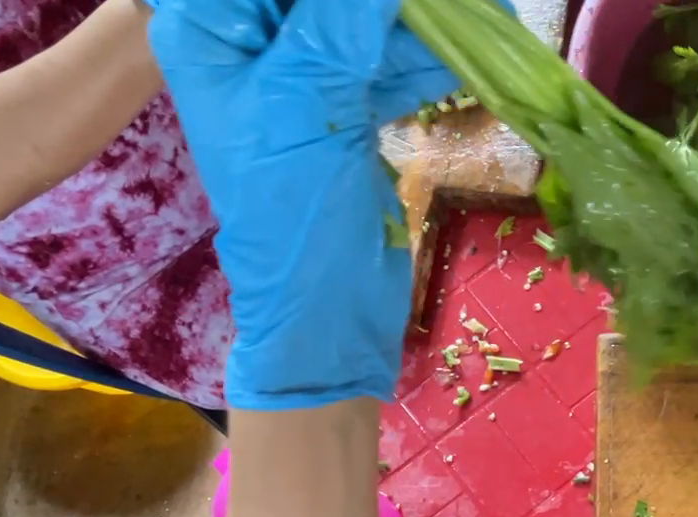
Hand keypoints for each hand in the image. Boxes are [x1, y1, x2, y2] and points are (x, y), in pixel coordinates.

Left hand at [149, 0, 455, 408]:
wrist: (328, 306)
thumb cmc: (294, 211)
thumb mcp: (305, 100)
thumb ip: (344, 17)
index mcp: (213, 30)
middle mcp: (257, 45)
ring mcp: (306, 80)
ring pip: (365, 21)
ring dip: (421, 15)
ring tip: (484, 11)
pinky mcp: (350, 114)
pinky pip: (390, 65)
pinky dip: (429, 56)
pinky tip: (471, 49)